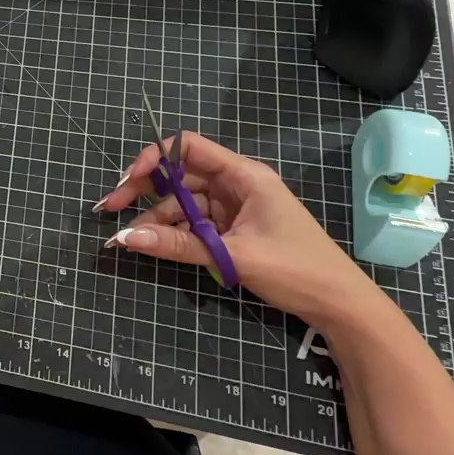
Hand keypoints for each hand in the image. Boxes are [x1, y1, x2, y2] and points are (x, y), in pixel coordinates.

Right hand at [96, 132, 386, 328]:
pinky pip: (194, 224)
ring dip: (156, 219)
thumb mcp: (233, 256)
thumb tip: (124, 238)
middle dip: (145, 190)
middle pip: (179, 176)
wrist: (341, 307)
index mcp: (244, 176)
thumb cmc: (297, 270)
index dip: (154, 157)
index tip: (129, 180)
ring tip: (131, 240)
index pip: (188, 147)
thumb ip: (177, 246)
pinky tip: (154, 245)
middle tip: (111, 208)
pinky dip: (173, 233)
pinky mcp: (233, 230)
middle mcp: (236, 185)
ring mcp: (234, 208)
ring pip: (182, 204)